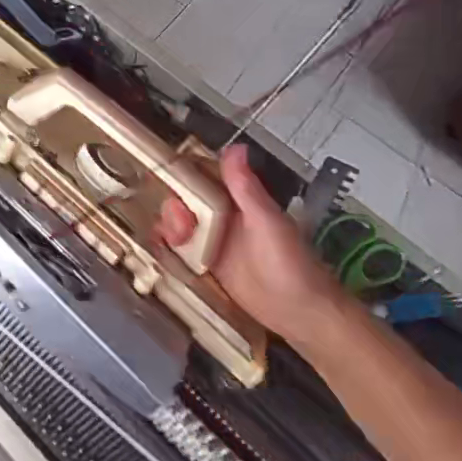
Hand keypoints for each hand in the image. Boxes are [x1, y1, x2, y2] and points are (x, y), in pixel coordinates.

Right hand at [153, 145, 344, 345]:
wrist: (300, 313)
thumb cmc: (289, 263)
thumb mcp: (266, 222)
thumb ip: (245, 188)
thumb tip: (235, 147)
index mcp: (238, 199)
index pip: (203, 176)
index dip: (183, 174)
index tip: (169, 179)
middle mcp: (223, 216)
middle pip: (185, 200)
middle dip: (174, 207)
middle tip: (180, 227)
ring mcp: (214, 241)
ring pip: (180, 224)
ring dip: (169, 227)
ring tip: (174, 241)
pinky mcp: (207, 265)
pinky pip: (182, 250)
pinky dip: (169, 247)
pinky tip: (162, 250)